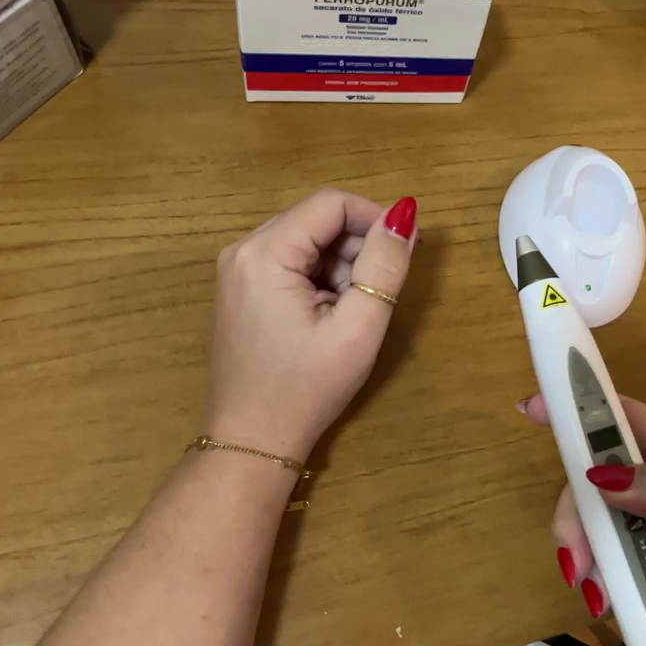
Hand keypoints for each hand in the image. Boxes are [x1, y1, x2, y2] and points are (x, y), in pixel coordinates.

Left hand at [206, 191, 417, 461]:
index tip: (406, 252)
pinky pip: (294, 263)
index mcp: (265, 253)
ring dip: (342, 266)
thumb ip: (384, 265)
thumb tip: (406, 214)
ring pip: (309, 241)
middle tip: (377, 295)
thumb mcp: (358, 328)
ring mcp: (239, 270)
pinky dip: (323, 280)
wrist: (253, 442)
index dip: (376, 218)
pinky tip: (330, 318)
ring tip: (351, 314)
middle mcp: (243, 250)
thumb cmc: (307, 388)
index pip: (332, 203)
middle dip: (358, 247)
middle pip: (318, 220)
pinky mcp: (244, 290)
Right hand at [520, 395, 645, 645]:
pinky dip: (589, 577)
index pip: (628, 420)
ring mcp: (644, 537)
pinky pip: (595, 561)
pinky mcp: (634, 577)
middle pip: (593, 475)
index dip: (585, 407)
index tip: (533, 407)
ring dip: (579, 549)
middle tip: (573, 555)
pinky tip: (600, 602)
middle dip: (574, 509)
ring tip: (592, 591)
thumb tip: (602, 475)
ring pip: (589, 520)